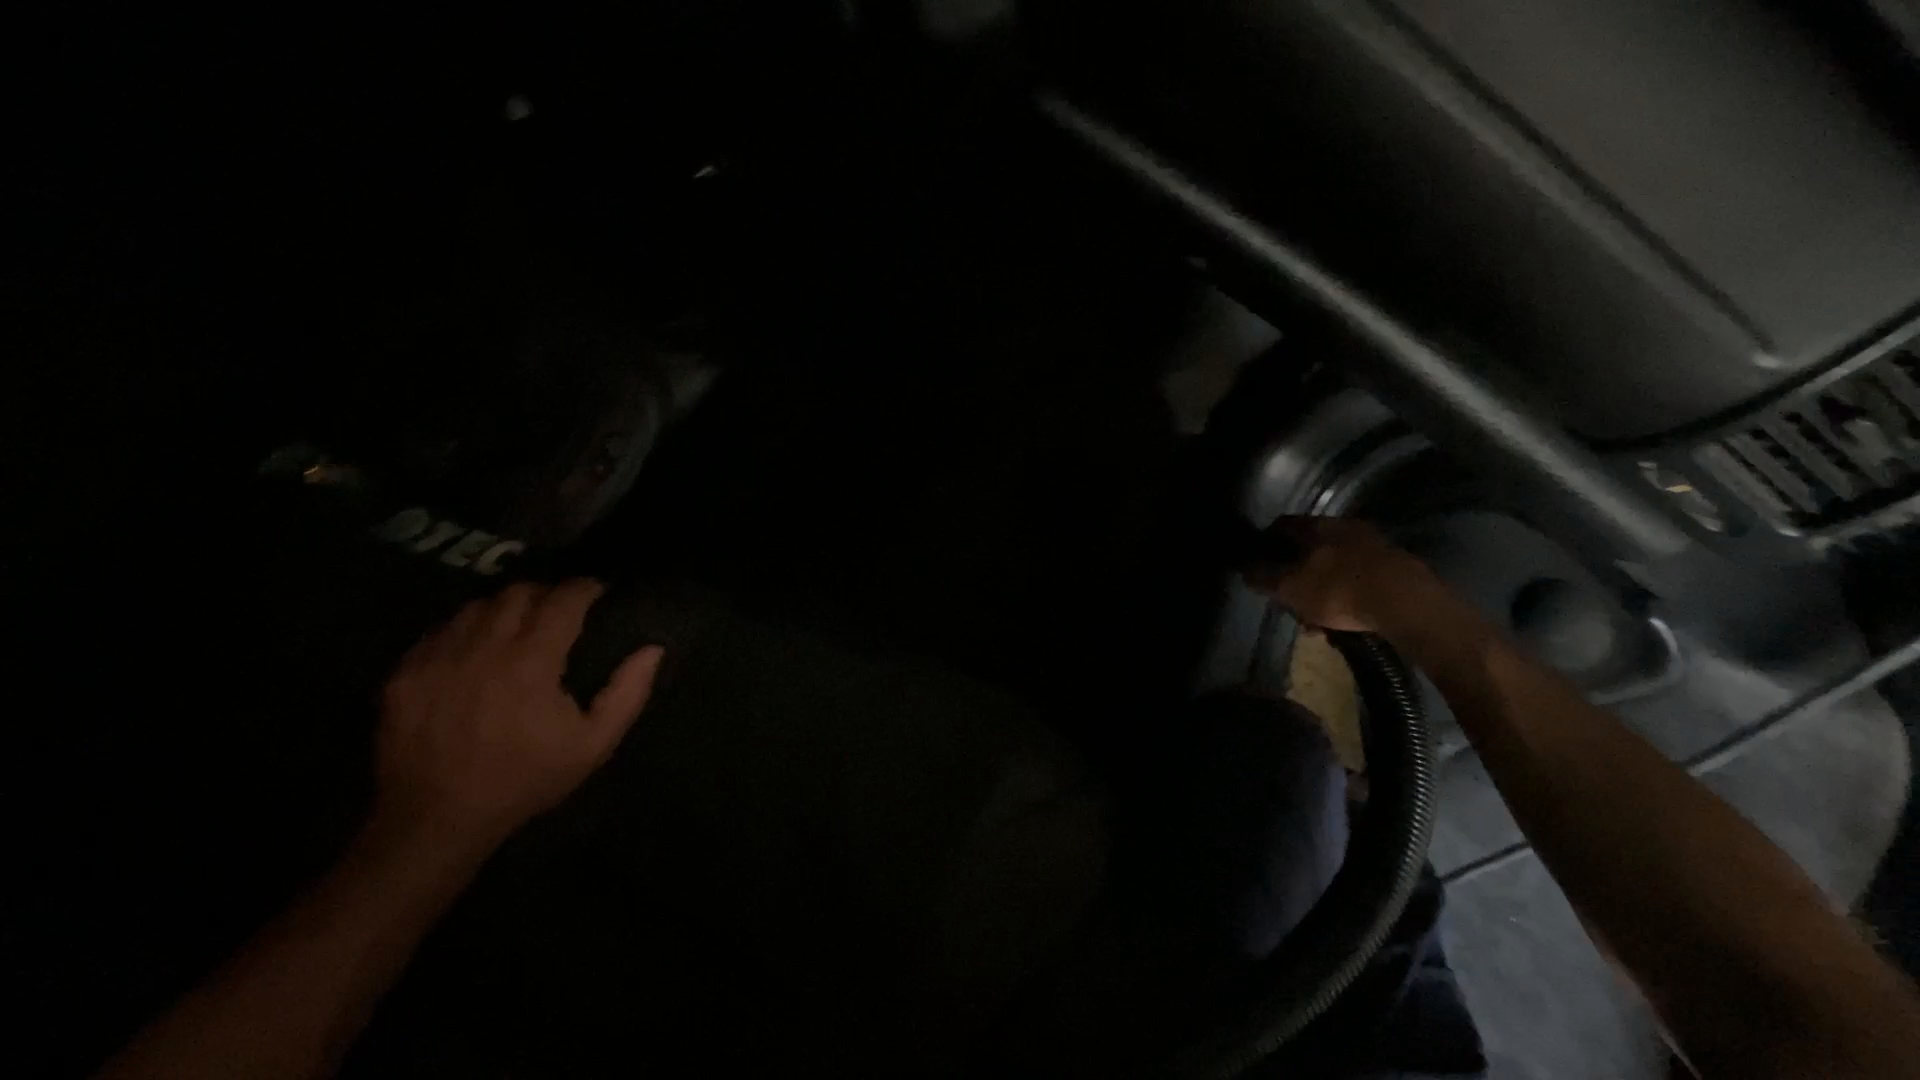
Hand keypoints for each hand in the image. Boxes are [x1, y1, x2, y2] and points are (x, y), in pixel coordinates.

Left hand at [373, 579, 663, 849]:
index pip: (563, 600)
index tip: (598, 591)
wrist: (437, 818)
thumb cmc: (525, 779)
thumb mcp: (592, 745)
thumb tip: (652, 649)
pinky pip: (440, 631)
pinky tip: (474, 655)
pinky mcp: (405, 671)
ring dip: (503, 610)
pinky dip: (464, 632)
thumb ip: (627, 692)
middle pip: (518, 593)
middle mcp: (483, 647)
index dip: (585, 588)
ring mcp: (438, 656)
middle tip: (559, 612)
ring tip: (515, 630)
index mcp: (531, 661)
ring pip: (476, 607)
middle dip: (545, 594)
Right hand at [1242, 517, 1436, 632]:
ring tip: (1317, 619)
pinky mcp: (1394, 564)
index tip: (1260, 564)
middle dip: (1297, 572)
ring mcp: (1372, 543)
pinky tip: (1345, 618)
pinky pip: (1359, 577)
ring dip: (1322, 587)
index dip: (1266, 543)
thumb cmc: (1337, 589)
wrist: (1406, 601)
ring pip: (1335, 564)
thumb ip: (1264, 578)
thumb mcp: (1290, 588)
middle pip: (1310, 546)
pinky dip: (1347, 594)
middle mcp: (1343, 526)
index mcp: (1315, 526)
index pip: (1281, 525)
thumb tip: (1244, 569)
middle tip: (1289, 598)